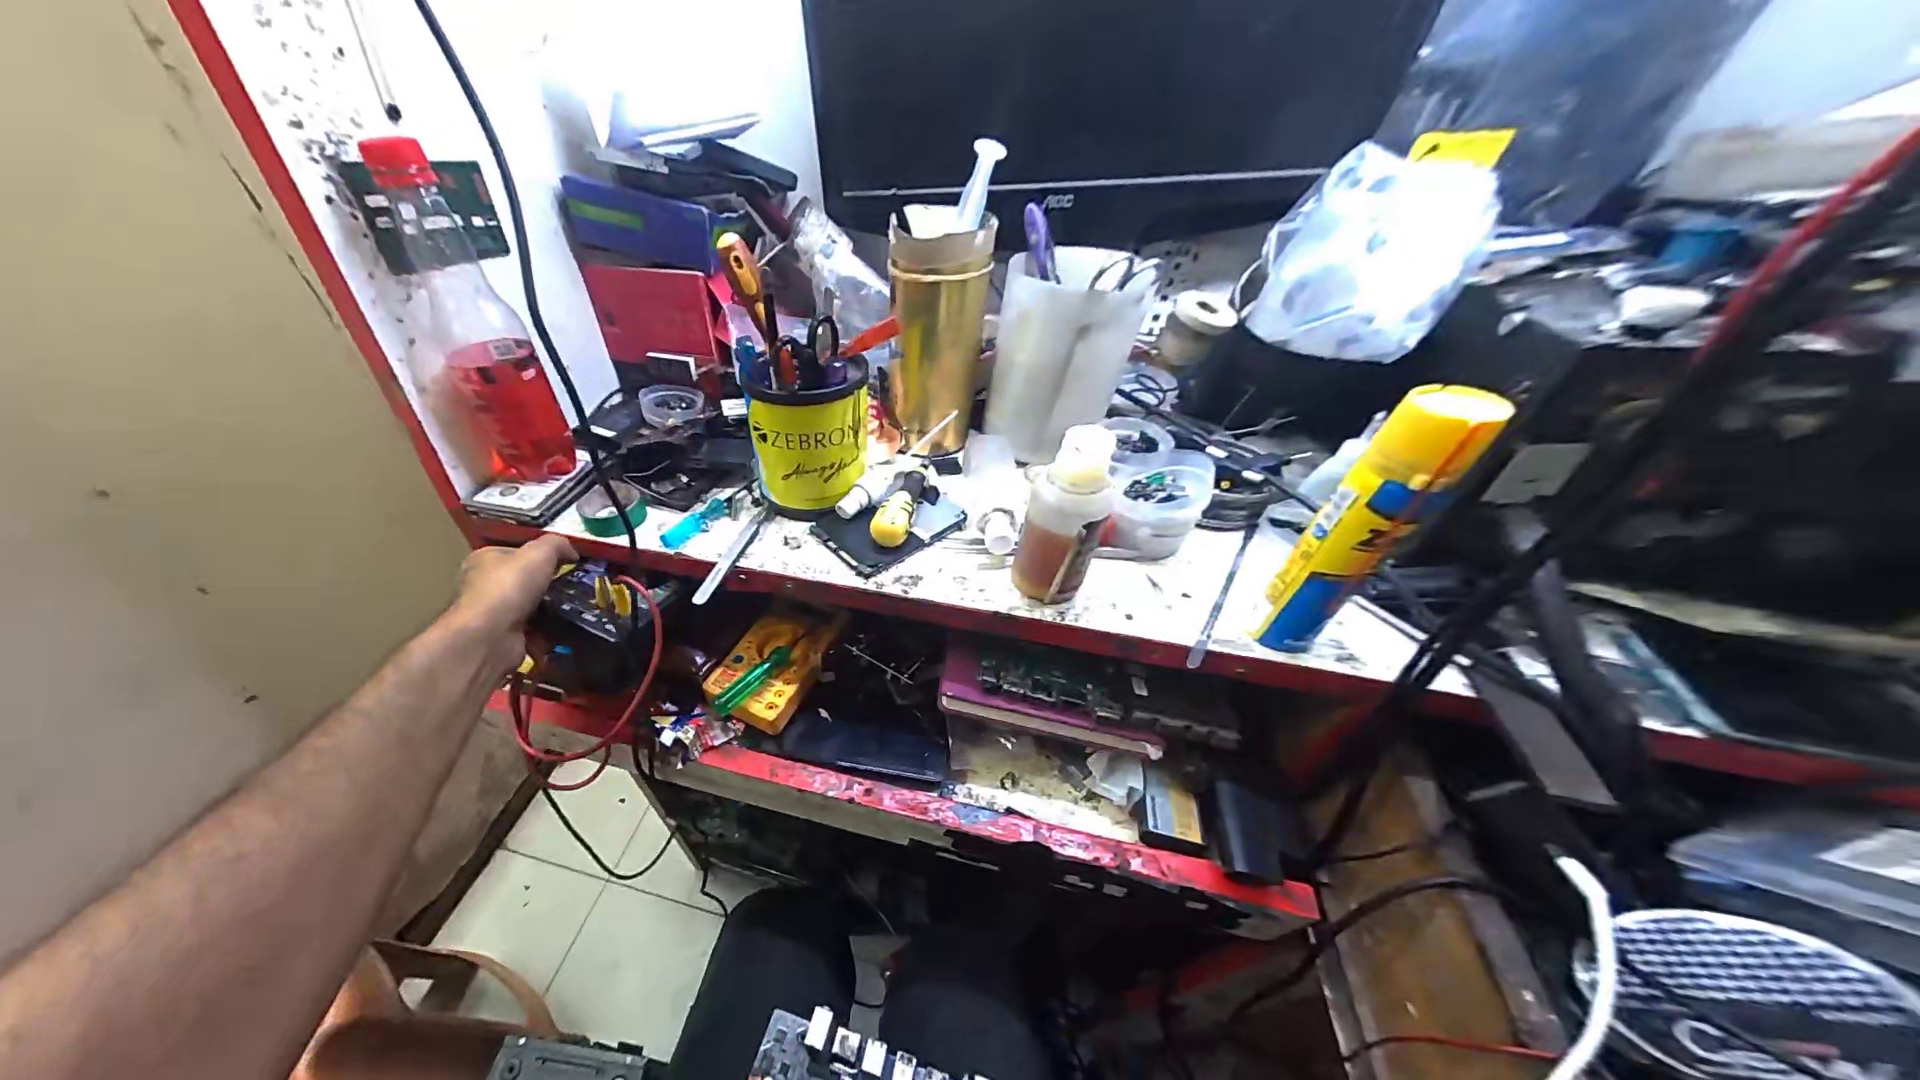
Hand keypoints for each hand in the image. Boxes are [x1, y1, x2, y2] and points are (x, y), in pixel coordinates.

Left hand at [446, 535, 576, 670]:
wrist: (492, 635)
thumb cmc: (510, 585)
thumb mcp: (540, 551)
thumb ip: (558, 544)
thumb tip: (572, 552)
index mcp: (485, 560)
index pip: (517, 552)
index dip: (543, 555)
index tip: (568, 561)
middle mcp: (486, 585)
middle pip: (527, 580)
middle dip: (552, 584)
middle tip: (578, 584)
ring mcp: (495, 614)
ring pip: (535, 606)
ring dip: (556, 609)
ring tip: (579, 605)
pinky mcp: (507, 637)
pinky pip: (538, 631)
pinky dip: (554, 631)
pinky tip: (571, 626)